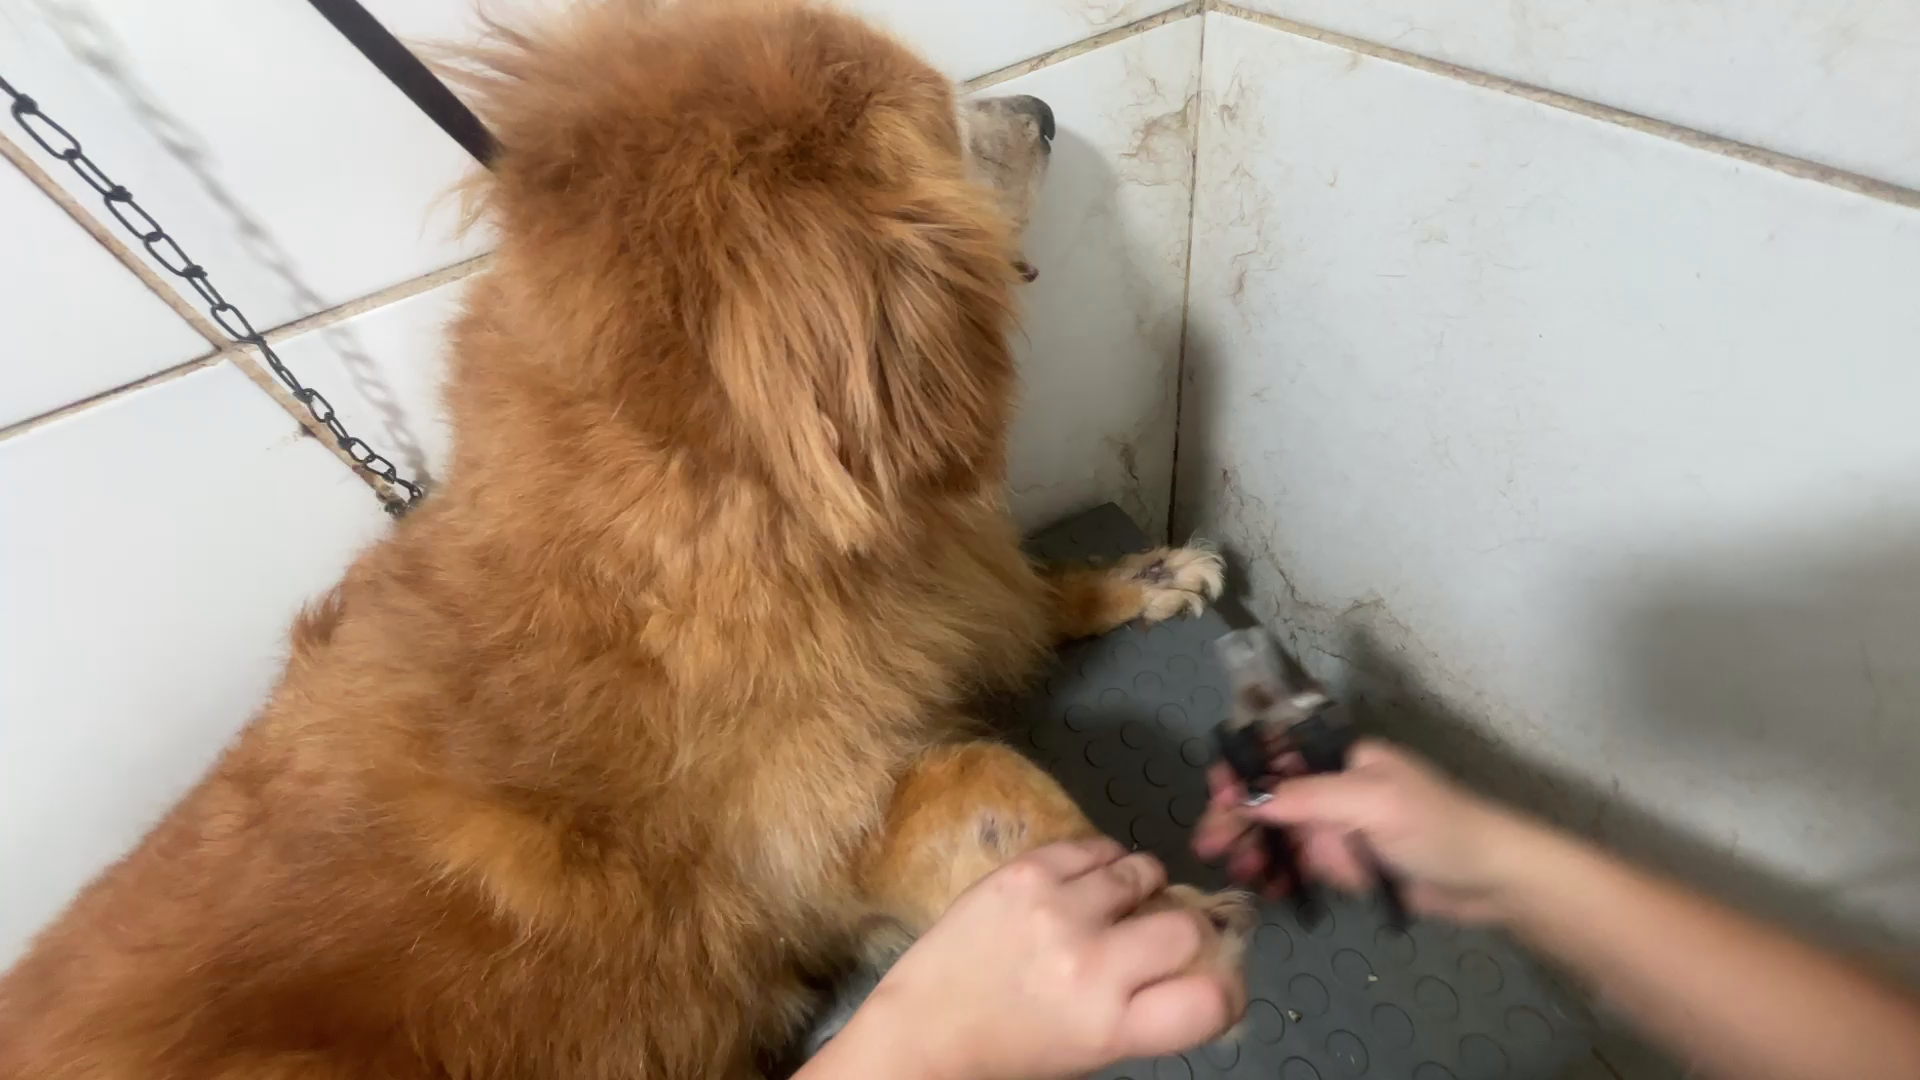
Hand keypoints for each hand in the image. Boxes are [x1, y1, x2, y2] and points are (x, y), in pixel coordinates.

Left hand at [847, 839, 1244, 1079]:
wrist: (930, 1021)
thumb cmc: (1013, 1045)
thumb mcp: (1093, 1047)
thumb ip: (1146, 1008)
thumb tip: (1196, 961)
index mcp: (1111, 1026)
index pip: (1209, 1000)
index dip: (1227, 986)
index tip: (1217, 975)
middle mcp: (1091, 963)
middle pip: (1184, 927)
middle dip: (1186, 926)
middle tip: (1164, 926)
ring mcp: (1057, 908)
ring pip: (1140, 872)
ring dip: (1144, 883)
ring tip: (1126, 892)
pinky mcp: (1027, 870)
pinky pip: (1093, 846)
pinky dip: (1104, 857)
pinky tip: (1093, 872)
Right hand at [1192, 740, 1540, 921]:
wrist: (1497, 884)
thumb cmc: (1438, 827)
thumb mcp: (1372, 802)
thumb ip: (1307, 796)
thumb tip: (1249, 798)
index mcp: (1335, 757)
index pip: (1273, 754)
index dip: (1240, 770)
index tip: (1217, 795)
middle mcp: (1328, 786)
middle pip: (1267, 796)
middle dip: (1236, 818)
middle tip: (1209, 846)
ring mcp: (1334, 825)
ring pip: (1277, 832)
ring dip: (1252, 850)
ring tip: (1238, 873)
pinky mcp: (1342, 860)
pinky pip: (1298, 863)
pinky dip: (1279, 874)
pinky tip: (1267, 889)